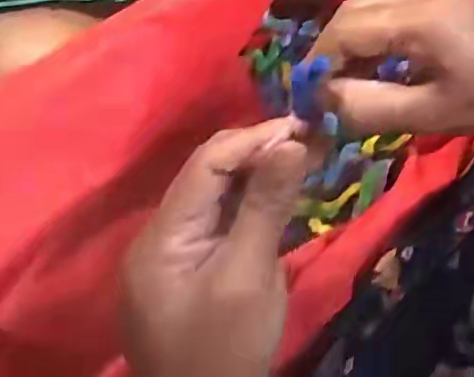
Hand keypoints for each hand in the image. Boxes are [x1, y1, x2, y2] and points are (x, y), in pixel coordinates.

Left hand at [122, 119, 319, 376]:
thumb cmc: (225, 347)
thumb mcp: (249, 275)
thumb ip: (267, 204)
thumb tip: (294, 139)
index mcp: (162, 237)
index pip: (207, 162)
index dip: (257, 138)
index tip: (306, 128)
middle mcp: (161, 233)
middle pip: (211, 168)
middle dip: (262, 147)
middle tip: (312, 140)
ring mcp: (177, 247)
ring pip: (221, 184)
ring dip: (264, 165)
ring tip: (308, 155)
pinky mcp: (196, 258)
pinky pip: (227, 207)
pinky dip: (259, 190)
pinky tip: (287, 186)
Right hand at [309, 0, 473, 134]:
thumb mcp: (432, 113)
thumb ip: (371, 107)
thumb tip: (321, 101)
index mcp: (419, 18)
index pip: (344, 30)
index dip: (318, 66)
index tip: (308, 103)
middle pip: (352, 11)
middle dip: (329, 51)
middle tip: (323, 95)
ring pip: (370, 6)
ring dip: (350, 42)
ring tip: (347, 85)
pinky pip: (391, 8)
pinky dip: (373, 34)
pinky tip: (378, 66)